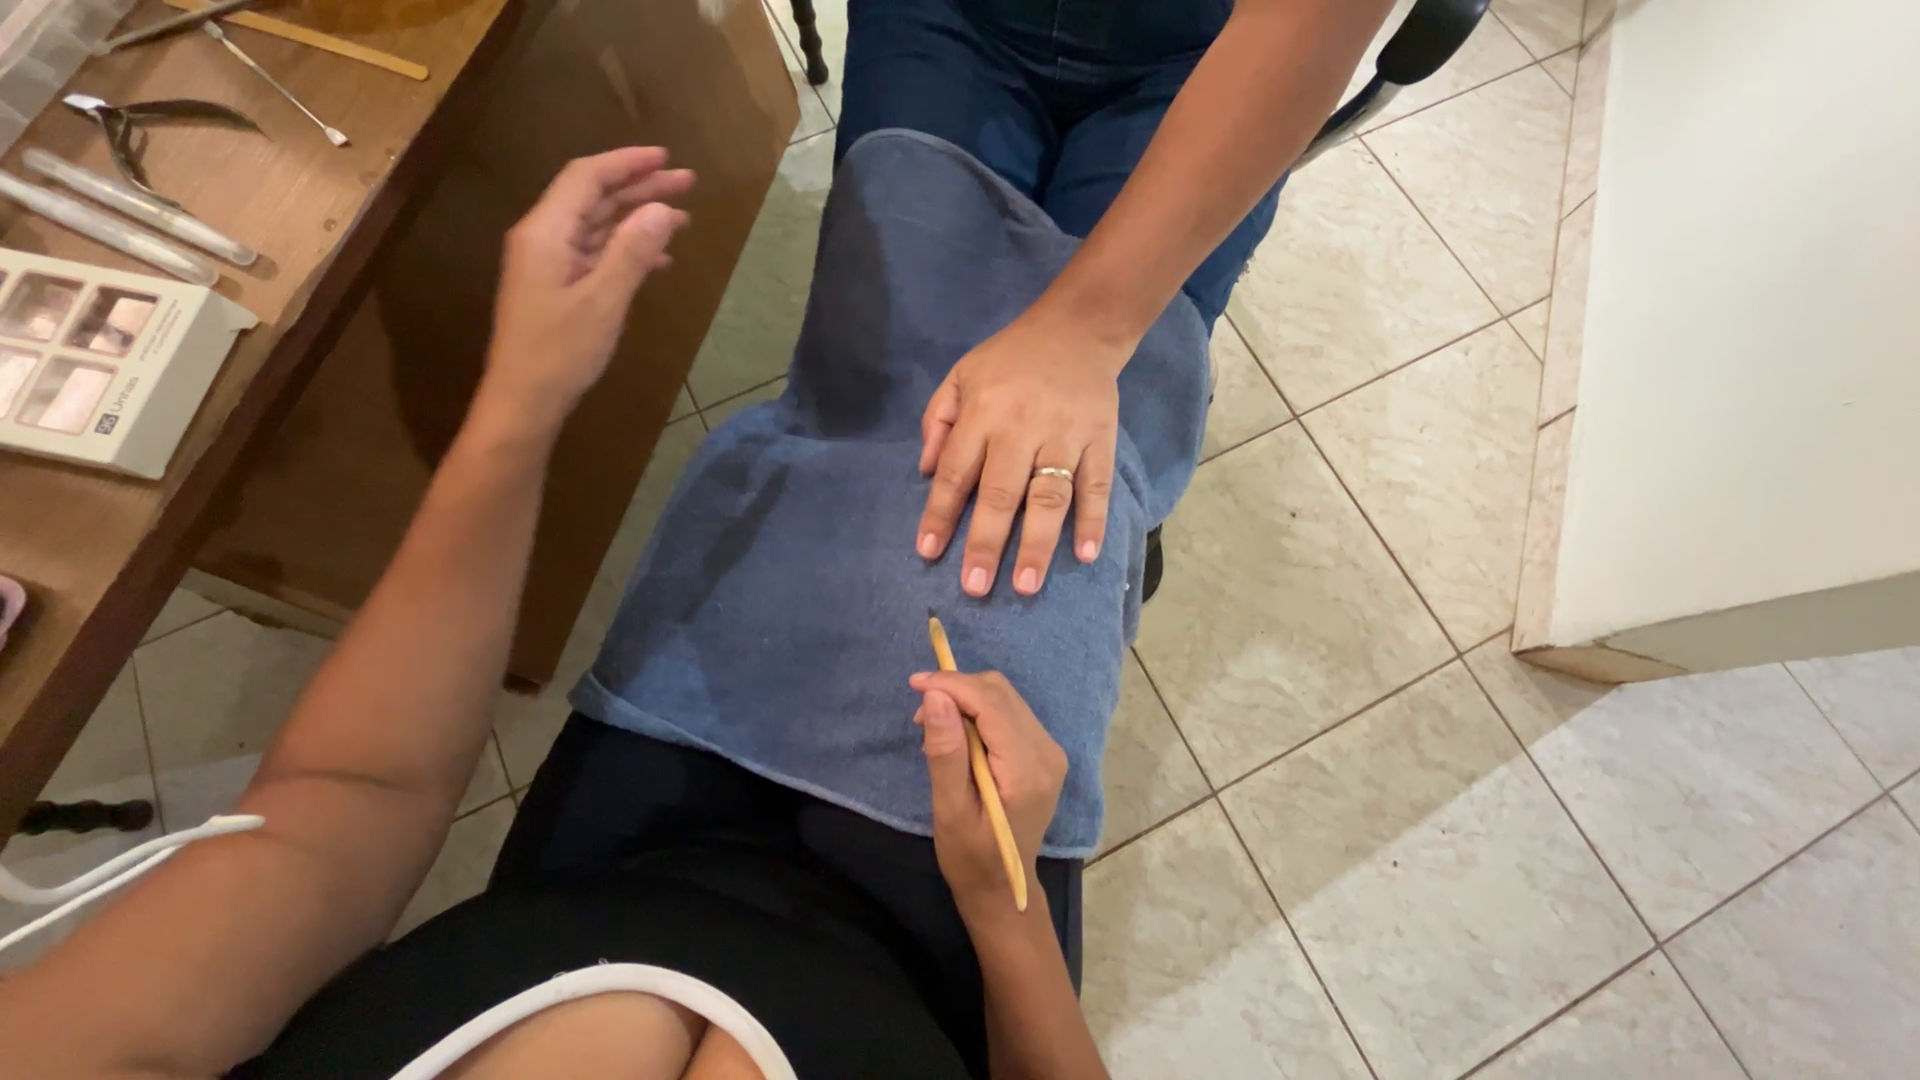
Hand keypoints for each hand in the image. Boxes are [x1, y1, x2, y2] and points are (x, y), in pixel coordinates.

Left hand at [478, 147, 694, 433]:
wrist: (525, 399)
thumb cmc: (560, 351)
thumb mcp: (603, 300)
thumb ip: (632, 251)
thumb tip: (662, 209)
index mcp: (545, 233)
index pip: (587, 179)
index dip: (626, 163)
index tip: (666, 159)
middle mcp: (543, 239)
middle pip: (594, 199)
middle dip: (639, 188)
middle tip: (687, 184)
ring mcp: (549, 264)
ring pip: (597, 226)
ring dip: (637, 218)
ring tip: (682, 217)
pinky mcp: (558, 287)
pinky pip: (596, 254)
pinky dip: (627, 249)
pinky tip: (658, 257)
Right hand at [910, 669, 1068, 919]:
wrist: (1003, 887)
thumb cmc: (970, 857)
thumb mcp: (949, 809)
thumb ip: (945, 752)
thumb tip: (936, 697)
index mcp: (1027, 768)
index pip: (992, 703)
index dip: (953, 685)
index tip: (914, 684)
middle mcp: (1047, 751)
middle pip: (1000, 693)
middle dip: (957, 690)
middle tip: (920, 715)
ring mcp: (1049, 750)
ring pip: (1004, 697)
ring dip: (966, 698)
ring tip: (934, 727)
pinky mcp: (1043, 752)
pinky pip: (1008, 712)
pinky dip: (979, 711)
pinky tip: (958, 734)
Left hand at [916, 308, 1128, 596]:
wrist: (1077, 329)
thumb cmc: (1010, 359)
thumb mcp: (960, 374)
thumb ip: (937, 420)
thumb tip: (927, 472)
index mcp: (983, 413)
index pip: (957, 473)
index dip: (940, 514)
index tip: (928, 553)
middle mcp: (1022, 428)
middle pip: (1001, 493)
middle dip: (986, 543)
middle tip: (975, 587)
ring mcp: (1066, 437)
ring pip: (1049, 496)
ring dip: (1038, 543)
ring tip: (1026, 585)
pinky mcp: (1101, 440)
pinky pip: (1097, 485)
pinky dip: (1093, 519)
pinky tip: (1085, 554)